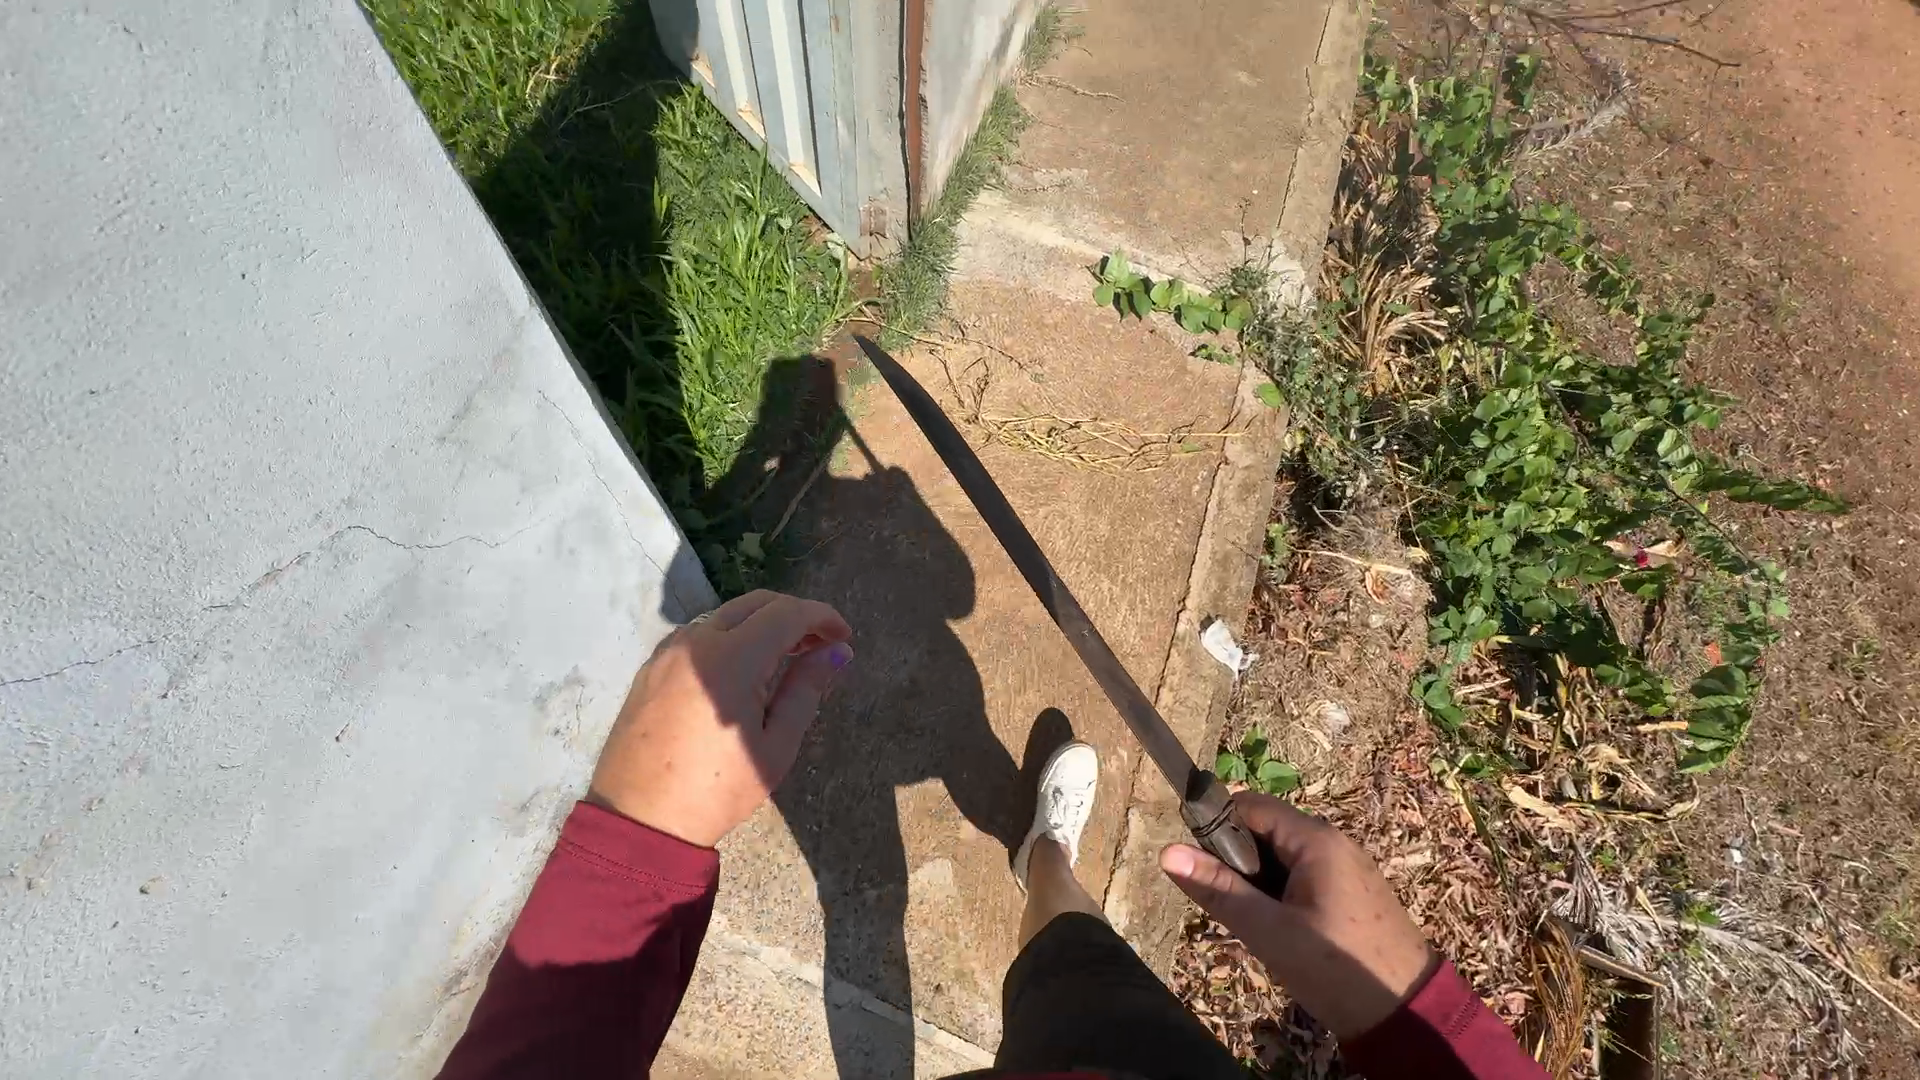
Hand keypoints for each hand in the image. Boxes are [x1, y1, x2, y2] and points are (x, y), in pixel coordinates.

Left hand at [588, 590, 853, 847]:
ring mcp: (669, 651)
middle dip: (796, 615)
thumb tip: (837, 652)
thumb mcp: (776, 745)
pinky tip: (745, 668)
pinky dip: (733, 636)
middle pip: (757, 603)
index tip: (844, 637)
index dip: (823, 617)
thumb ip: (807, 689)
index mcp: (731, 659)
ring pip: (727, 614)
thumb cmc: (716, 790)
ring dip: (763, 623)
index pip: (787, 614)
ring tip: (788, 656)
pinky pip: (701, 633)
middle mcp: (696, 642)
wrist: (637, 822)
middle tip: (821, 644)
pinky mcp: (652, 666)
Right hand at [1159, 793, 1434, 1038]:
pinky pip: (1301, 874)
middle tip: (1225, 901)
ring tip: (1251, 920)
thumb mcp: (1268, 931)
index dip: (1216, 826)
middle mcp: (1333, 841)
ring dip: (1257, 879)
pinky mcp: (1352, 891)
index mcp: (1316, 839)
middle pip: (1263, 828)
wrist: (1412, 1022)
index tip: (1197, 863)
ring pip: (1280, 854)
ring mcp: (1346, 866)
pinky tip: (1278, 927)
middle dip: (1236, 858)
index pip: (1248, 805)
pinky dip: (1279, 891)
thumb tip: (1166, 852)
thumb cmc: (1336, 970)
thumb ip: (1218, 889)